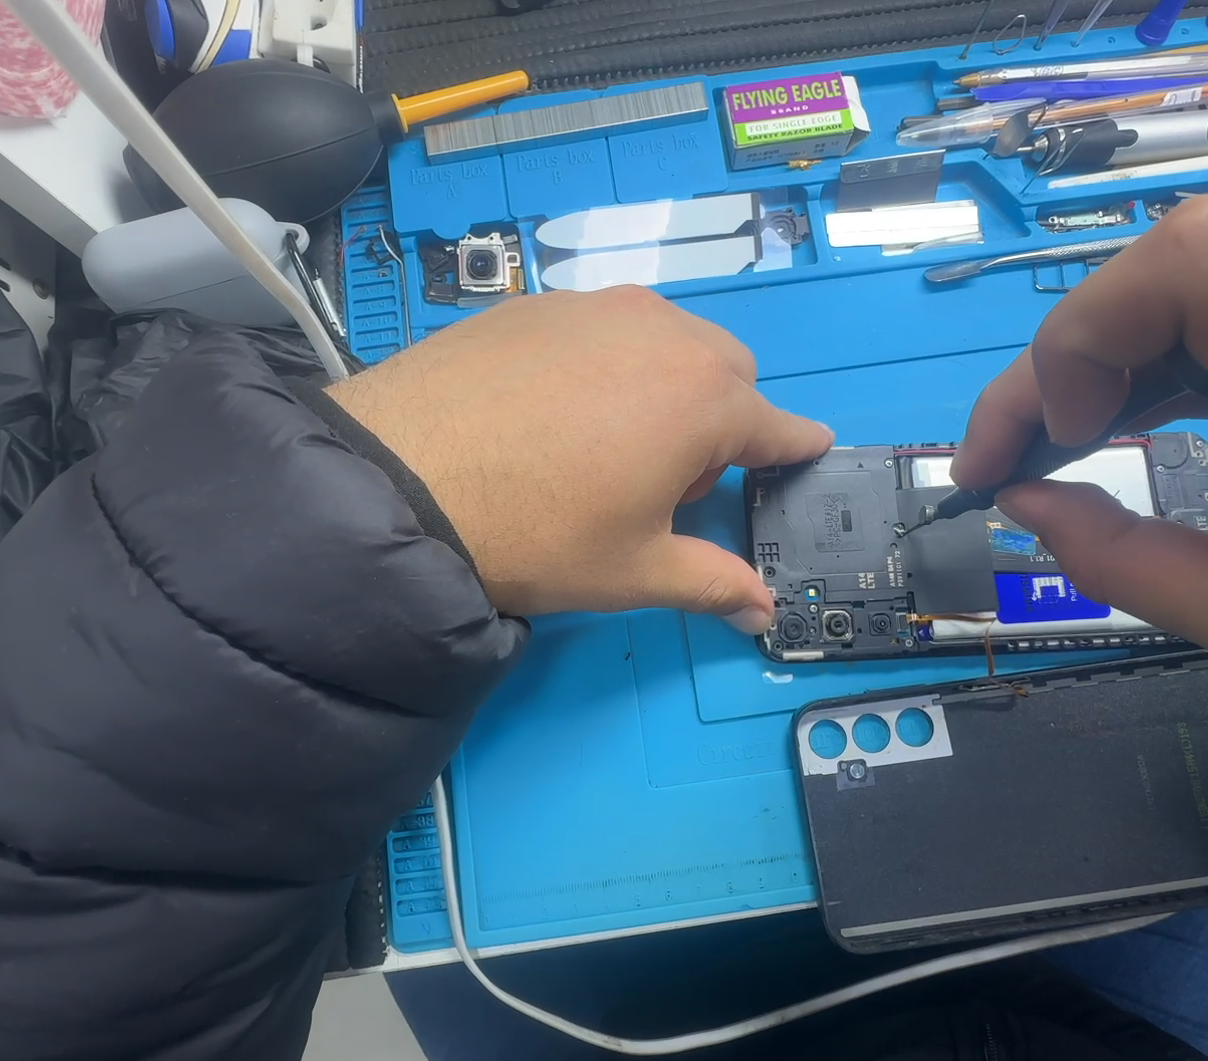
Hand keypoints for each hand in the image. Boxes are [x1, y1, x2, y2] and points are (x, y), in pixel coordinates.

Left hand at [326, 286, 831, 631]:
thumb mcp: (632, 571)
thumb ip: (712, 583)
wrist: (400, 480)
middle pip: (725, 375)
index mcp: (703, 400)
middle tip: (663, 479)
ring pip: (665, 341)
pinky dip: (607, 362)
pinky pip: (603, 327)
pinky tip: (553, 408)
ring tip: (604, 441)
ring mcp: (596, 306)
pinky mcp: (539, 301)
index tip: (806, 450)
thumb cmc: (537, 534)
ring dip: (664, 386)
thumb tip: (763, 612)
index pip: (776, 424)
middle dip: (718, 422)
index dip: (794, 446)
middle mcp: (662, 333)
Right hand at [951, 196, 1207, 744]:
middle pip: (1184, 271)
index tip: (1055, 435)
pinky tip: (1157, 410)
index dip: (1082, 333)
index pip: (1199, 261)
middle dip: (1073, 365)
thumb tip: (1023, 503)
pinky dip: (1183, 355)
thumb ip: (1130, 567)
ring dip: (1120, 362)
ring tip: (1076, 442)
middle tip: (1020, 458)